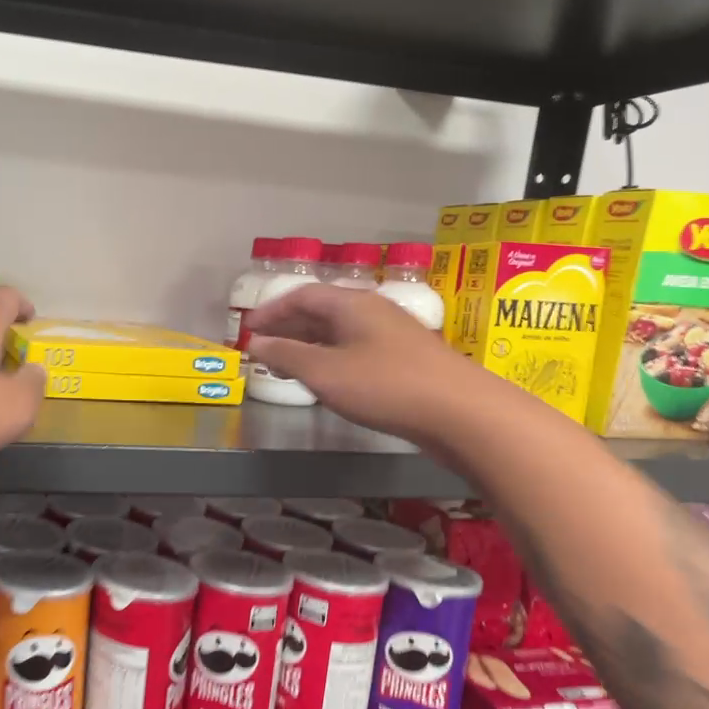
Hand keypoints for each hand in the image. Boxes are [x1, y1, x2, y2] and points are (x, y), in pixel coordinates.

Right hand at [247, 284, 483, 441]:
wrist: (460, 412)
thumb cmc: (385, 385)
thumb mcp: (325, 372)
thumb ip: (286, 356)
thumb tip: (256, 343)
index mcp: (352, 304)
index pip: (302, 295)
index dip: (272, 310)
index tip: (248, 328)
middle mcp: (373, 310)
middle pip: (322, 310)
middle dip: (288, 327)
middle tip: (262, 346)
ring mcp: (392, 334)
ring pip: (340, 332)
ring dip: (309, 344)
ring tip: (286, 365)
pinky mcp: (405, 359)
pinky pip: (356, 349)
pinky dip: (331, 358)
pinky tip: (326, 379)